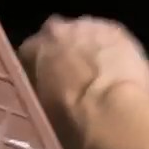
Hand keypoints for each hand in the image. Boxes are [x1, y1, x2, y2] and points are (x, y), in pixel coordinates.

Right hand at [17, 16, 148, 148]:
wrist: (115, 115)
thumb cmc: (72, 123)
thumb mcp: (43, 110)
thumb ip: (41, 89)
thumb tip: (48, 90)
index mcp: (35, 49)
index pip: (29, 52)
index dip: (38, 67)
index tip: (45, 83)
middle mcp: (58, 30)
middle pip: (57, 34)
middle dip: (64, 50)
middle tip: (74, 76)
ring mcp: (89, 26)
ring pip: (85, 32)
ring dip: (88, 47)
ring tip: (100, 74)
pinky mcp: (117, 30)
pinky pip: (109, 36)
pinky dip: (111, 49)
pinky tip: (118, 70)